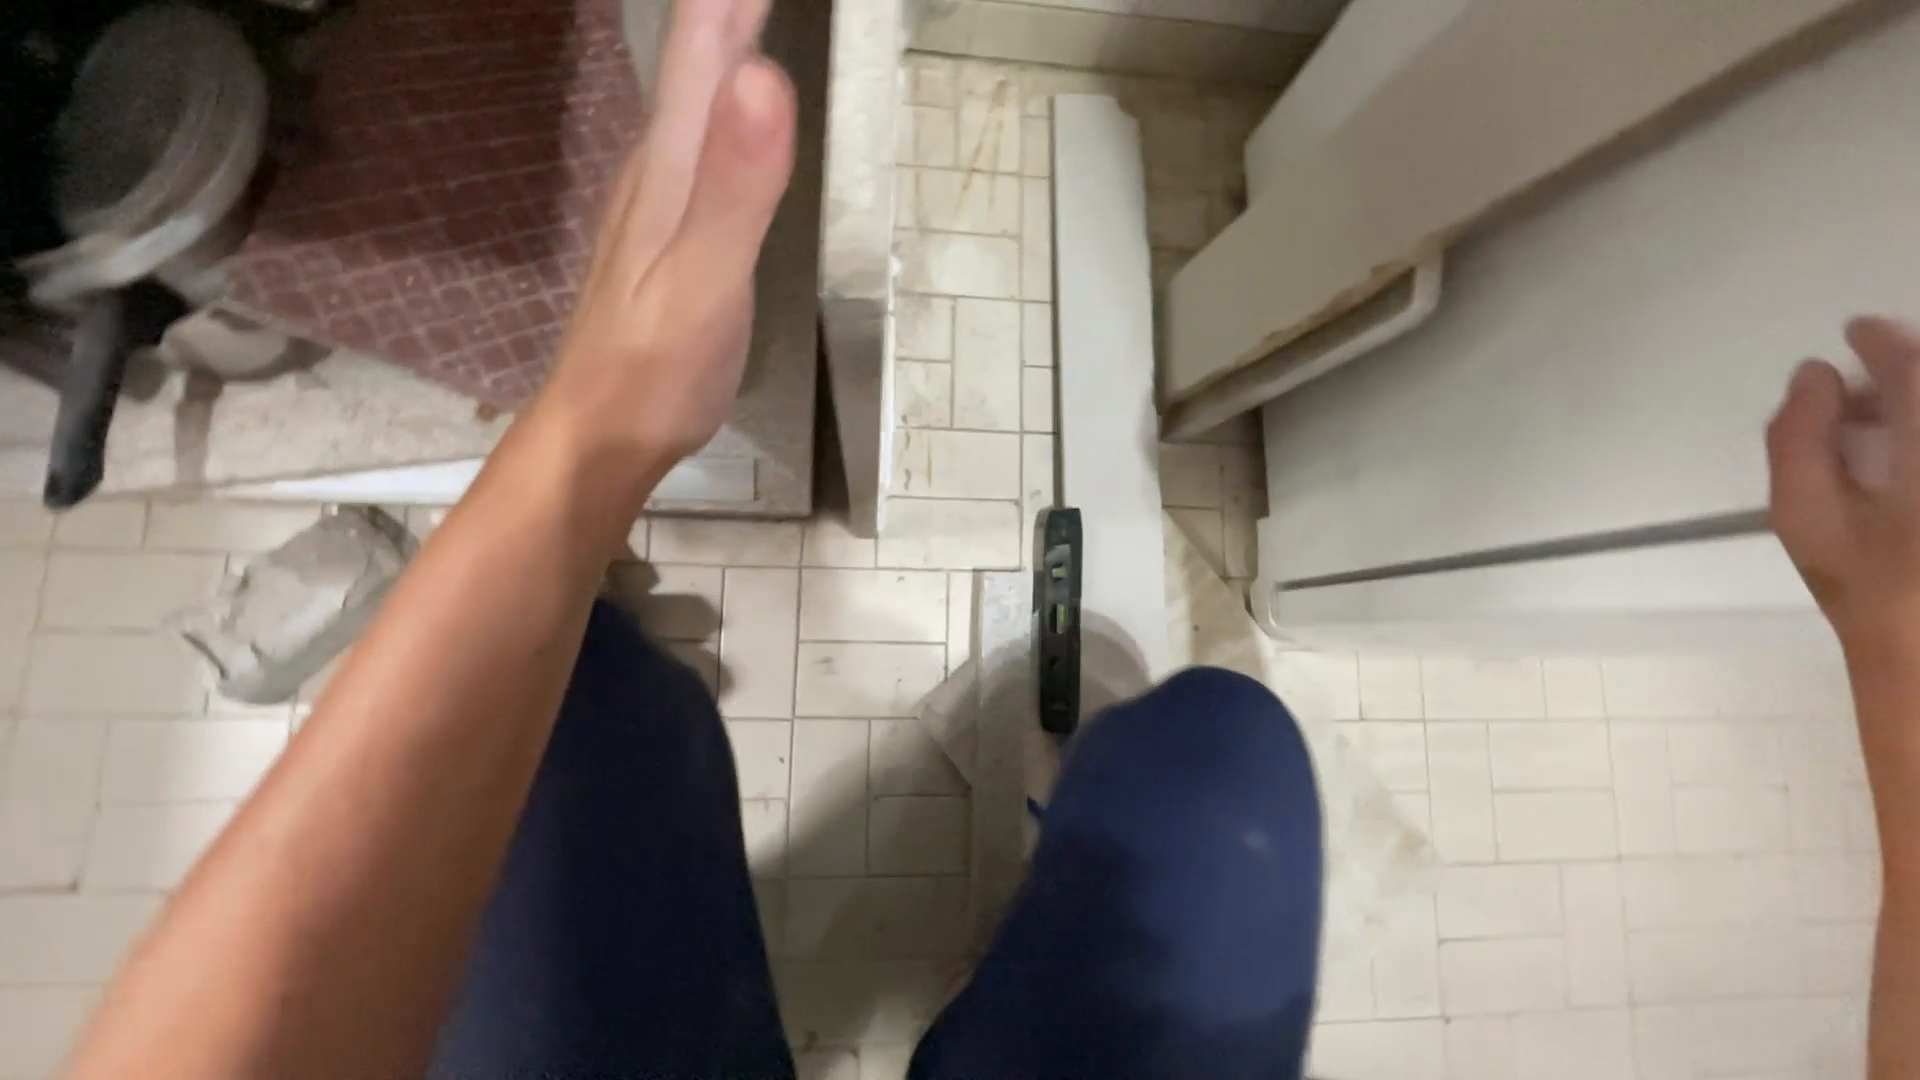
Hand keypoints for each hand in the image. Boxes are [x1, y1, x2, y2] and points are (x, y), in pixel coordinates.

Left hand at [536, 0, 794, 477]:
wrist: (605, 433)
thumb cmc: (657, 370)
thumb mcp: (704, 284)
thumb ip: (736, 190)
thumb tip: (765, 78)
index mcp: (672, 167)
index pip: (705, 46)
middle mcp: (661, 169)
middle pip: (697, 60)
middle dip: (732, 8)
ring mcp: (662, 204)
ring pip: (696, 100)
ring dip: (725, 44)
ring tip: (753, 9)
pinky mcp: (673, 238)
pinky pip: (703, 149)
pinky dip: (725, 108)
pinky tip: (733, 115)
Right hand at [1767, 317, 1919, 661]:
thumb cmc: (1861, 579)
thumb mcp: (1801, 511)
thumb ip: (1798, 435)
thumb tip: (1813, 374)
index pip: (1917, 372)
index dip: (1887, 342)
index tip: (1855, 329)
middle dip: (1901, 376)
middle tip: (1846, 397)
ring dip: (1912, 407)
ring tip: (1870, 429)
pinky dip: (1916, 433)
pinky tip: (1898, 454)